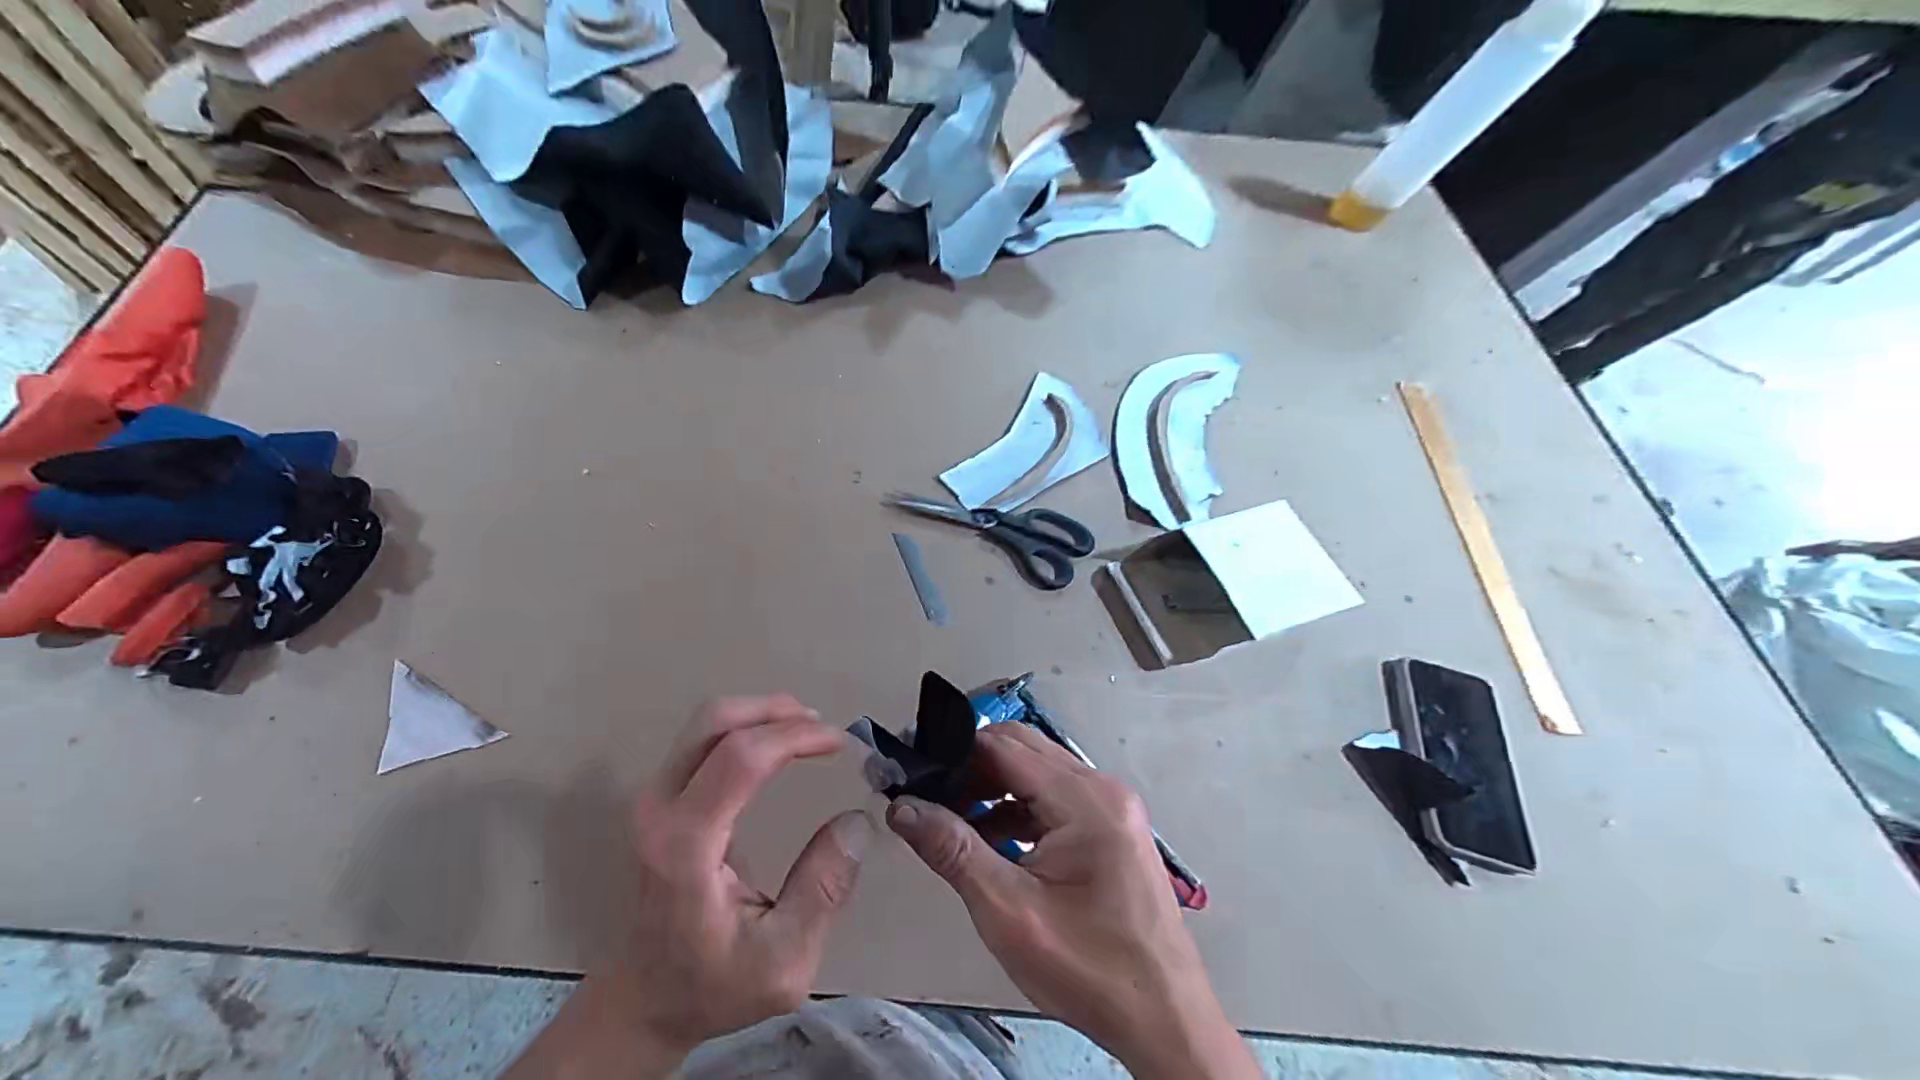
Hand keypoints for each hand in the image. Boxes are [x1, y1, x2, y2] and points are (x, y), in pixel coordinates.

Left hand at [505, 696, 871, 1078]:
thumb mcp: (783, 962)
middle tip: (823, 727)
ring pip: (707, 723)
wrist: (645, 1000)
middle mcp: (659, 810)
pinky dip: (746, 727)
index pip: (740, 758)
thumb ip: (823, 890)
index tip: (840, 742)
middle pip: (715, 722)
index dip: (795, 737)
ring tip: (807, 729)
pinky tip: (776, 742)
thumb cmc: (713, 985)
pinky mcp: (660, 798)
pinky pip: (704, 740)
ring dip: (761, 714)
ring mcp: (653, 800)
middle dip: (776, 710)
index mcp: (684, 846)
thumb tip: (856, 822)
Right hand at [887, 724, 1258, 1079]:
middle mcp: (1103, 788)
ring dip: (993, 789)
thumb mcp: (1009, 911)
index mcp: (1085, 798)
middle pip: (1022, 751)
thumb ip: (953, 850)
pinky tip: (991, 842)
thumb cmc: (1088, 968)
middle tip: (928, 794)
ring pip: (1037, 773)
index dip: (954, 751)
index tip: (914, 769)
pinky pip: (1054, 799)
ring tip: (950, 820)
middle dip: (971, 767)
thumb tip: (903, 807)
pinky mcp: (1111, 828)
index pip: (1004, 746)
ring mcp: (1111, 807)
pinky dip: (1018, 810)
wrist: (1163, 1020)